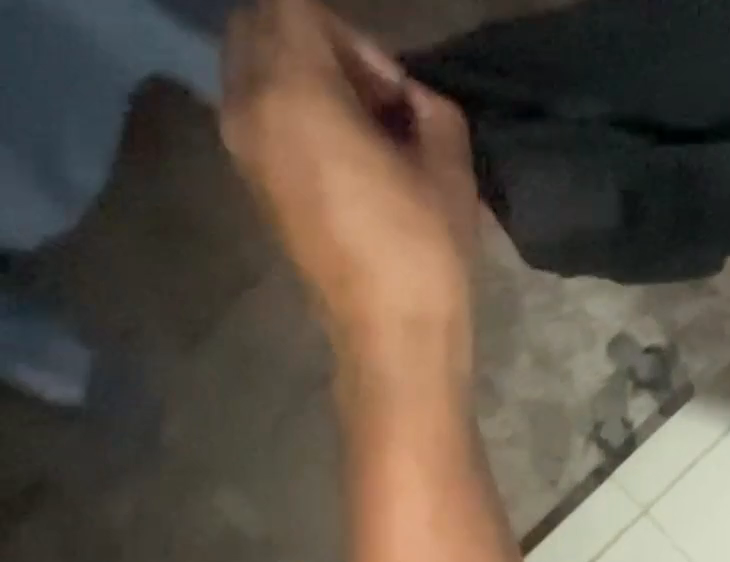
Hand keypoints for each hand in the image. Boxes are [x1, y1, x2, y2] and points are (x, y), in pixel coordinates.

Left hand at [221, 0, 478, 381]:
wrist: (392, 326)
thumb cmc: (427, 247)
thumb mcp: (451, 170)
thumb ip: (433, 110)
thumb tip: (412, 99)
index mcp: (295, 92)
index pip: (296, 9)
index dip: (356, 41)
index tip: (398, 93)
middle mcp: (248, 104)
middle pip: (262, 30)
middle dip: (323, 49)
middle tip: (384, 104)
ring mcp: (241, 143)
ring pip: (256, 69)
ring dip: (310, 81)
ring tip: (374, 135)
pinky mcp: (253, 177)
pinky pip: (261, 110)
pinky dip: (299, 112)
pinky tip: (355, 159)